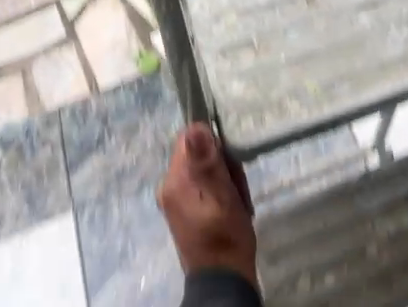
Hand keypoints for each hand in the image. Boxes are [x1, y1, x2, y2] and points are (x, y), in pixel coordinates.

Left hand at [158, 123, 257, 287]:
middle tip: (238, 187)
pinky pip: (204, 185)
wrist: (222, 281)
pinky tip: (233, 206)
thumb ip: (207, 162)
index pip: (190, 138)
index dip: (214, 143)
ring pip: (205, 169)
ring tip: (238, 201)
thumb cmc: (225, 236)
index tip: (230, 163)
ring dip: (225, 179)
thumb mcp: (222, 196)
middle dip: (223, 165)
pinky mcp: (186, 209)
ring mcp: (176, 198)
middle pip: (199, 153)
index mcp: (174, 180)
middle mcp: (169, 186)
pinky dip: (221, 191)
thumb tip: (195, 127)